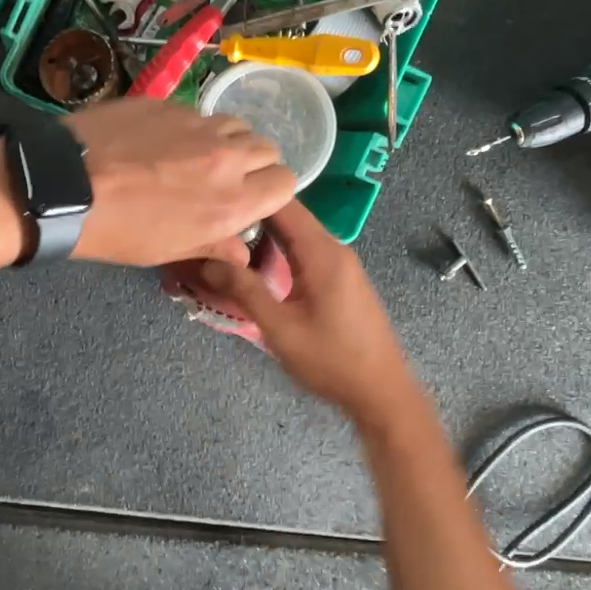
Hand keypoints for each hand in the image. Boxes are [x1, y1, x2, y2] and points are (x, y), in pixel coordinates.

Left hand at [64, 98, 297, 267]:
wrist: (64, 186)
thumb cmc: (116, 230)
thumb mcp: (167, 251)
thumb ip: (214, 245)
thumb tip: (241, 250)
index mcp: (232, 202)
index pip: (286, 183)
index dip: (270, 191)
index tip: (249, 197)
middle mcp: (226, 158)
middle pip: (267, 148)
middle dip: (252, 162)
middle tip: (221, 176)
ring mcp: (197, 124)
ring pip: (234, 123)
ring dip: (225, 139)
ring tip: (194, 154)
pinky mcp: (168, 103)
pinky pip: (195, 111)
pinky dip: (188, 126)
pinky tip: (158, 139)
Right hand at [196, 200, 412, 415]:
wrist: (382, 394)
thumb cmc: (331, 360)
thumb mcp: (279, 328)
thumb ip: (244, 290)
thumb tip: (208, 261)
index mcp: (323, 253)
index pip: (284, 204)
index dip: (249, 195)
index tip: (215, 199)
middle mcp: (335, 250)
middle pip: (289, 218)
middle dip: (251, 217)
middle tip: (210, 225)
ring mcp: (341, 266)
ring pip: (296, 237)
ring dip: (263, 237)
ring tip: (224, 245)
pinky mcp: (340, 282)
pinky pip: (304, 254)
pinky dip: (279, 253)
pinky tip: (254, 269)